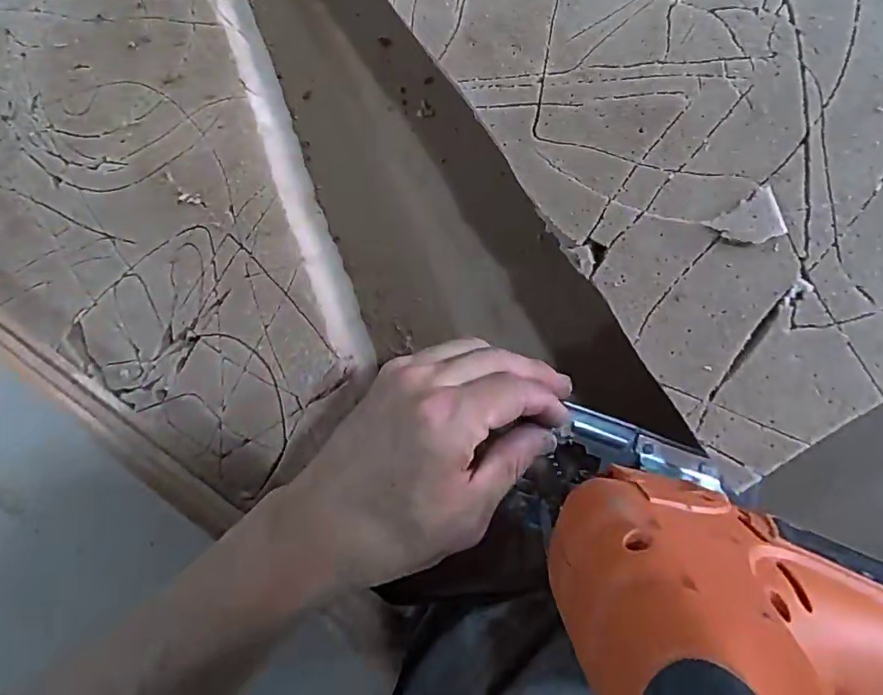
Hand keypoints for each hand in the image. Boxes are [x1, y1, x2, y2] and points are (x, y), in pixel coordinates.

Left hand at [266, 340, 571, 592]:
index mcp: (450, 415)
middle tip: (560, 390)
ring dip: (505, 362)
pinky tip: (484, 382)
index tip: (564, 417)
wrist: (318, 528)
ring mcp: (405, 371)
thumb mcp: (467, 512)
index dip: (546, 399)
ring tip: (528, 384)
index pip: (515, 388)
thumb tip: (542, 434)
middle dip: (534, 373)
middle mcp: (429, 379)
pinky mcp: (389, 374)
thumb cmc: (395, 533)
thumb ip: (510, 462)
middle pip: (498, 357)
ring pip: (472, 347)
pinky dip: (473, 361)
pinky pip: (444, 354)